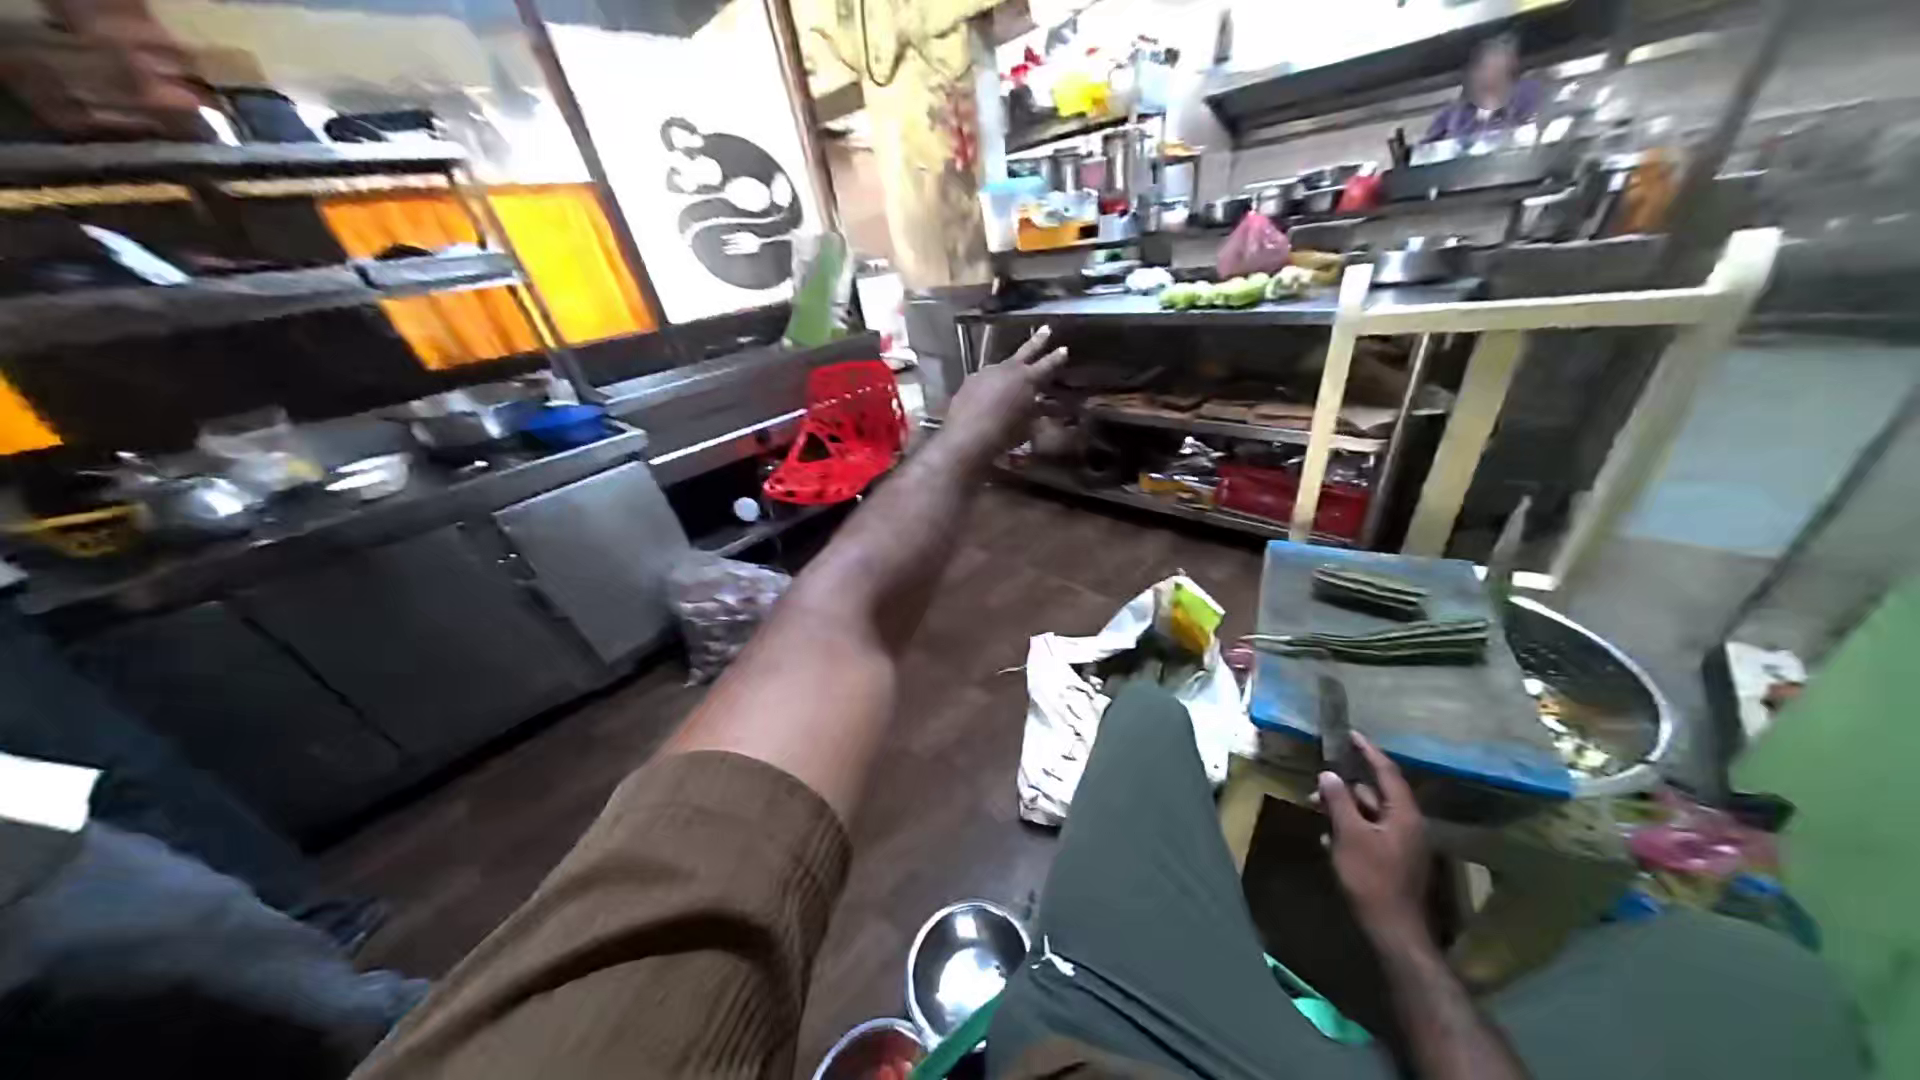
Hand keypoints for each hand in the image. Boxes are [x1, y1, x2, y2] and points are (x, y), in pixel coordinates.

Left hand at [940, 326, 1068, 460]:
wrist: (967, 437)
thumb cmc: (1005, 434)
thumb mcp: (1028, 426)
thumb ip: (1036, 412)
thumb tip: (1041, 407)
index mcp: (1028, 379)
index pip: (1048, 365)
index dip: (1057, 358)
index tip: (1064, 349)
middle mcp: (1008, 369)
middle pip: (1026, 351)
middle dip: (1037, 340)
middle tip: (1046, 329)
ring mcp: (987, 372)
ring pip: (1003, 365)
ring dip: (1011, 366)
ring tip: (1015, 367)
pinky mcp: (970, 381)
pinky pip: (986, 378)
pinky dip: (992, 382)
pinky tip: (990, 390)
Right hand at [1318, 733, 1431, 945]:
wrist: (1393, 930)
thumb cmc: (1371, 878)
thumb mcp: (1349, 835)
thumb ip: (1339, 801)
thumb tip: (1329, 774)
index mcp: (1404, 815)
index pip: (1387, 773)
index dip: (1369, 752)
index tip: (1351, 735)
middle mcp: (1408, 825)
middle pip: (1375, 794)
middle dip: (1344, 787)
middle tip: (1316, 785)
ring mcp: (1402, 844)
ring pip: (1369, 814)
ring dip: (1343, 809)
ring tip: (1316, 810)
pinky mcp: (1393, 860)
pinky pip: (1369, 832)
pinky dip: (1349, 828)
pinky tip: (1326, 837)